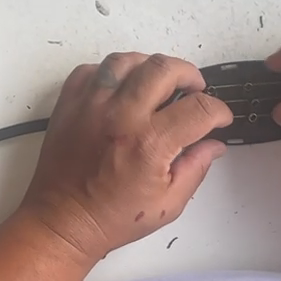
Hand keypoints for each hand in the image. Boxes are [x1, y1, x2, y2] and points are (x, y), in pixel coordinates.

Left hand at [18, 53, 232, 264]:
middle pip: (164, 68)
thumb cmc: (110, 217)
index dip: (218, 111)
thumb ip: (196, 168)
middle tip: (193, 90)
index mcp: (149, 144)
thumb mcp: (168, 203)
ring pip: (127, 60)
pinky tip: (121, 89)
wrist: (62, 221)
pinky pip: (92, 70)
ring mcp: (91, 105)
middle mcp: (120, 116)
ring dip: (150, 67)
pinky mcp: (69, 104)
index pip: (199, 109)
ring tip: (158, 84)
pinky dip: (111, 73)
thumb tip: (214, 145)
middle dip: (189, 75)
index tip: (217, 117)